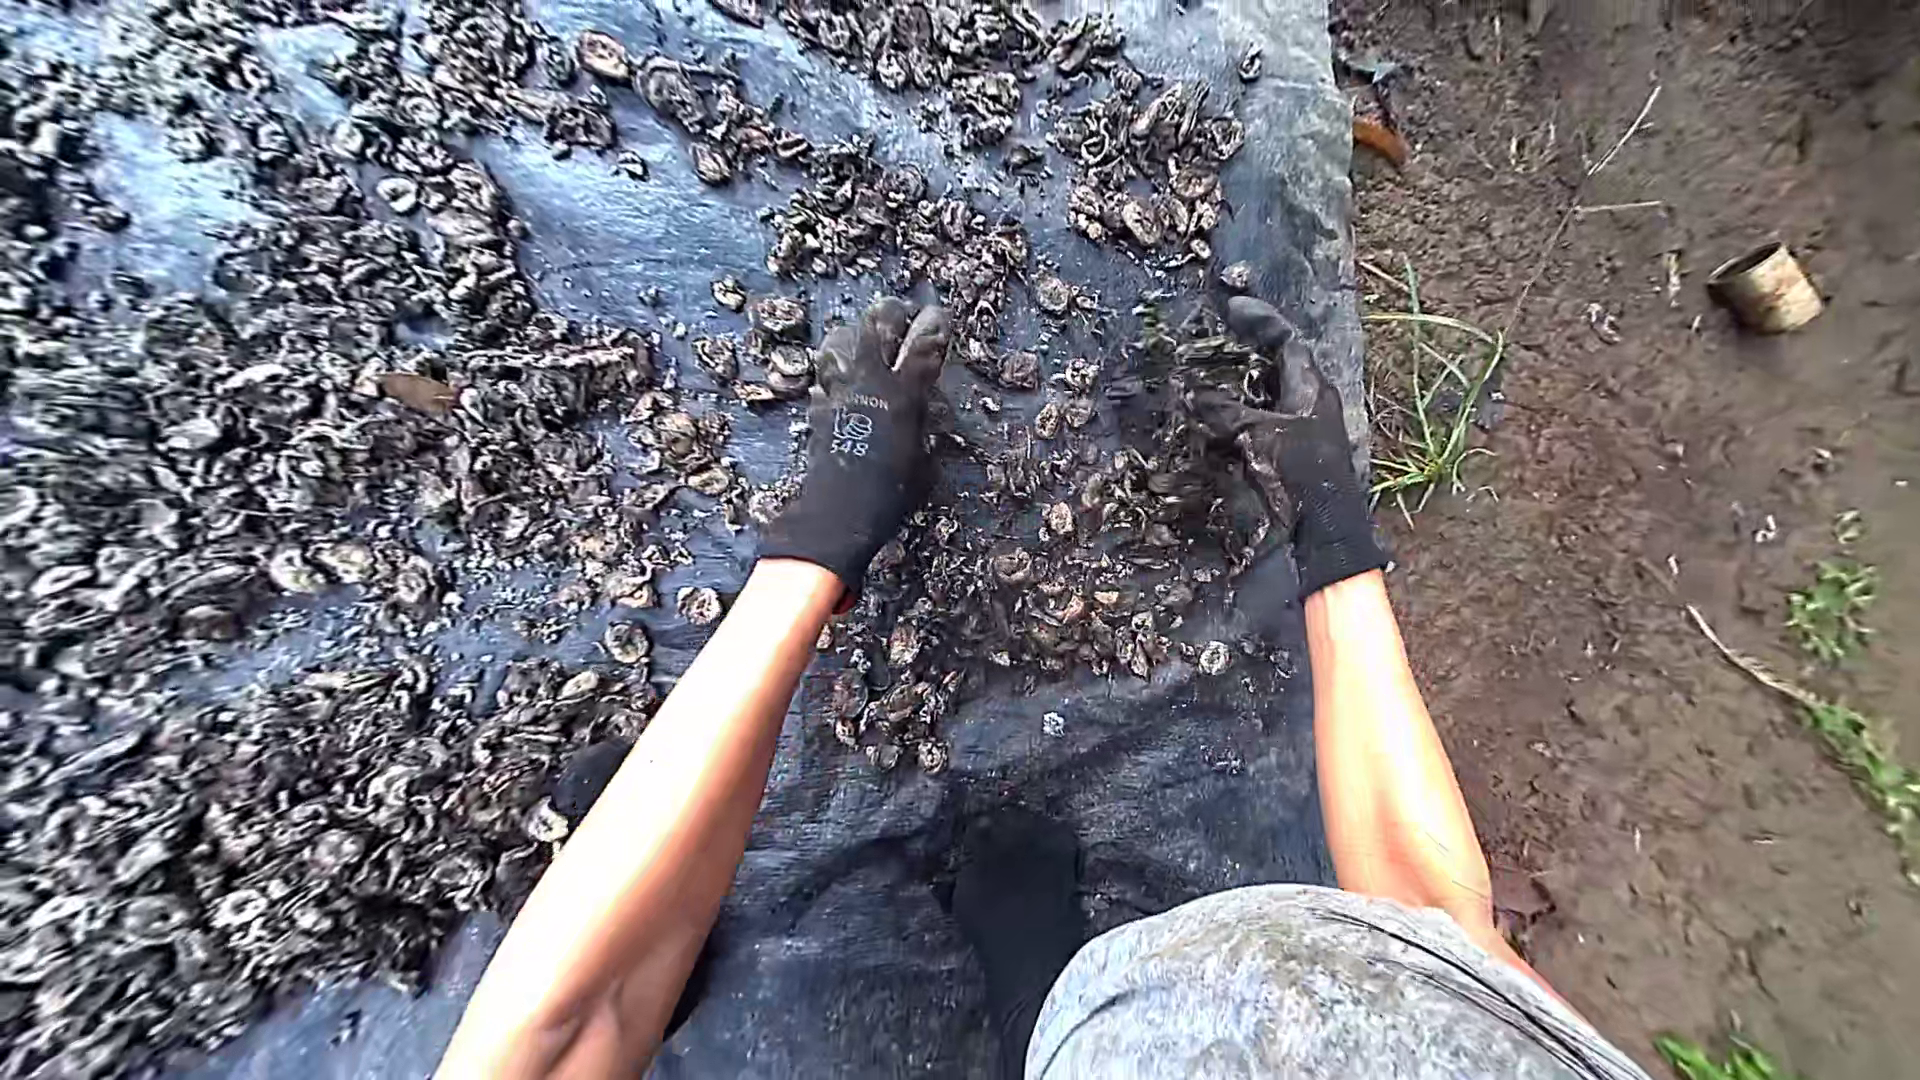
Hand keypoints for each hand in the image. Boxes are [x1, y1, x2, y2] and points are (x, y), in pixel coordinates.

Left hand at [758, 297, 948, 596]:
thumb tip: (922, 418)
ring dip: (854, 336)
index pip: (923, 350)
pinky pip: (824, 378)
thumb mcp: (923, 466)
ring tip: (861, 337)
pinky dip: (834, 375)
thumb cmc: (890, 495)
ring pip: (841, 343)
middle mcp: (870, 385)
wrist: (837, 511)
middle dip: (891, 313)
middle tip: (899, 310)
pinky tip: (838, 382)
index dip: (935, 328)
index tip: (939, 315)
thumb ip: (924, 432)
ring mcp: (839, 393)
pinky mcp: (817, 408)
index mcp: (903, 397)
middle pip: (877, 328)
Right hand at [1192, 296, 1386, 599]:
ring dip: (1227, 390)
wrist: (1316, 529)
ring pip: (1254, 398)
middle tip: (1209, 342)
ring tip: (1197, 380)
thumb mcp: (1260, 433)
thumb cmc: (1300, 473)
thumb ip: (1225, 411)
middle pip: (1269, 367)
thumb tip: (1190, 393)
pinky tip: (1201, 424)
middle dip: (1241, 353)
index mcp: (1309, 389)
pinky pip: (1243, 429)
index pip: (1286, 342)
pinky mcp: (1272, 456)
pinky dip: (1222, 423)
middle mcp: (1300, 404)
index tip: (1231, 307)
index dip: (1261, 321)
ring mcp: (1286, 431)